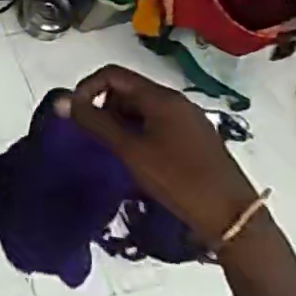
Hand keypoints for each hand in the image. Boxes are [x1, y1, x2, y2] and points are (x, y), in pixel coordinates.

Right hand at [55, 64, 258, 246]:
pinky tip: (140, 160)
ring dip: (122, 123)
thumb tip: (62, 100)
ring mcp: (189, 120)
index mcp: (161, 97)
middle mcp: (176, 101)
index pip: (113, 74)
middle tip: (98, 139)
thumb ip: (95, 123)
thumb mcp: (130, 151)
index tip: (78, 115)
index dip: (88, 88)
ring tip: (118, 152)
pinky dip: (140, 133)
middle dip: (105, 108)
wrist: (234, 220)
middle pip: (127, 89)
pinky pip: (158, 123)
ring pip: (142, 108)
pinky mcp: (196, 139)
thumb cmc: (179, 180)